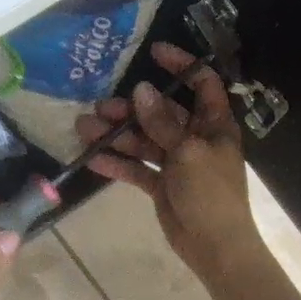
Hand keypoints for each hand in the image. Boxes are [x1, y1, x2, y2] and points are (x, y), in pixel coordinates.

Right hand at [76, 42, 259, 281]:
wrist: (215, 246)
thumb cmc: (211, 194)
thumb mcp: (188, 153)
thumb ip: (162, 123)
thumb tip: (141, 90)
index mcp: (214, 124)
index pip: (201, 83)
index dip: (181, 65)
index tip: (153, 53)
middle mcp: (195, 138)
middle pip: (161, 113)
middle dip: (131, 109)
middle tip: (100, 108)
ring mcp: (177, 163)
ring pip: (143, 141)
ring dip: (116, 135)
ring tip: (84, 129)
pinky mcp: (162, 186)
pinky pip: (137, 168)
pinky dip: (117, 163)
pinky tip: (92, 158)